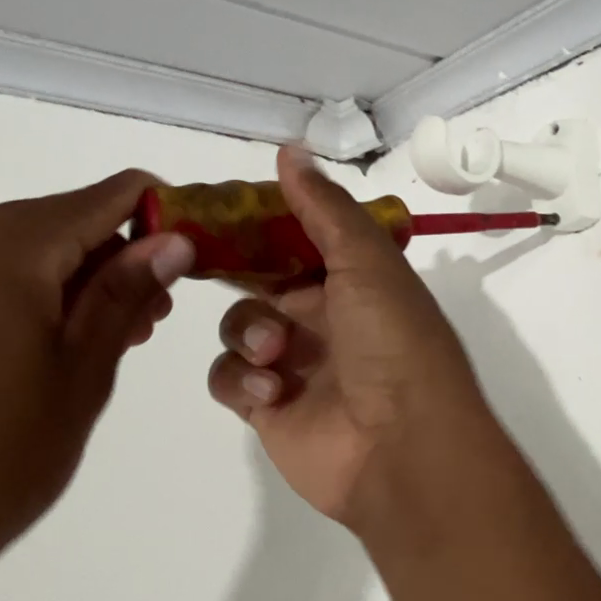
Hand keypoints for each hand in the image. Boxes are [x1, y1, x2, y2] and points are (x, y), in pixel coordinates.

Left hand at [0, 169, 195, 568]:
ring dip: (75, 277)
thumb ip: (125, 294)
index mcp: (4, 244)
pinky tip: (47, 345)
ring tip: (104, 341)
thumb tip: (175, 239)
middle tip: (149, 320)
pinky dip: (30, 291)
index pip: (109, 196)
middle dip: (117, 255)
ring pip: (25, 245)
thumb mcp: (82, 374)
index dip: (161, 218)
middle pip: (63, 217)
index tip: (192, 261)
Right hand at [205, 146, 490, 530]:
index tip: (218, 207)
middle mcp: (323, 316)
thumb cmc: (393, 344)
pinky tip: (271, 392)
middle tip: (198, 258)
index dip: (259, 221)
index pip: (295, 237)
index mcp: (352, 279)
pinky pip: (229, 378)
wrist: (403, 449)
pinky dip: (241, 379)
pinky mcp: (268, 408)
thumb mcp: (368, 263)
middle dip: (233, 270)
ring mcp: (294, 363)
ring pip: (237, 325)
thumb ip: (325, 208)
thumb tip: (290, 151)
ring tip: (276, 352)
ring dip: (248, 331)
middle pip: (259, 278)